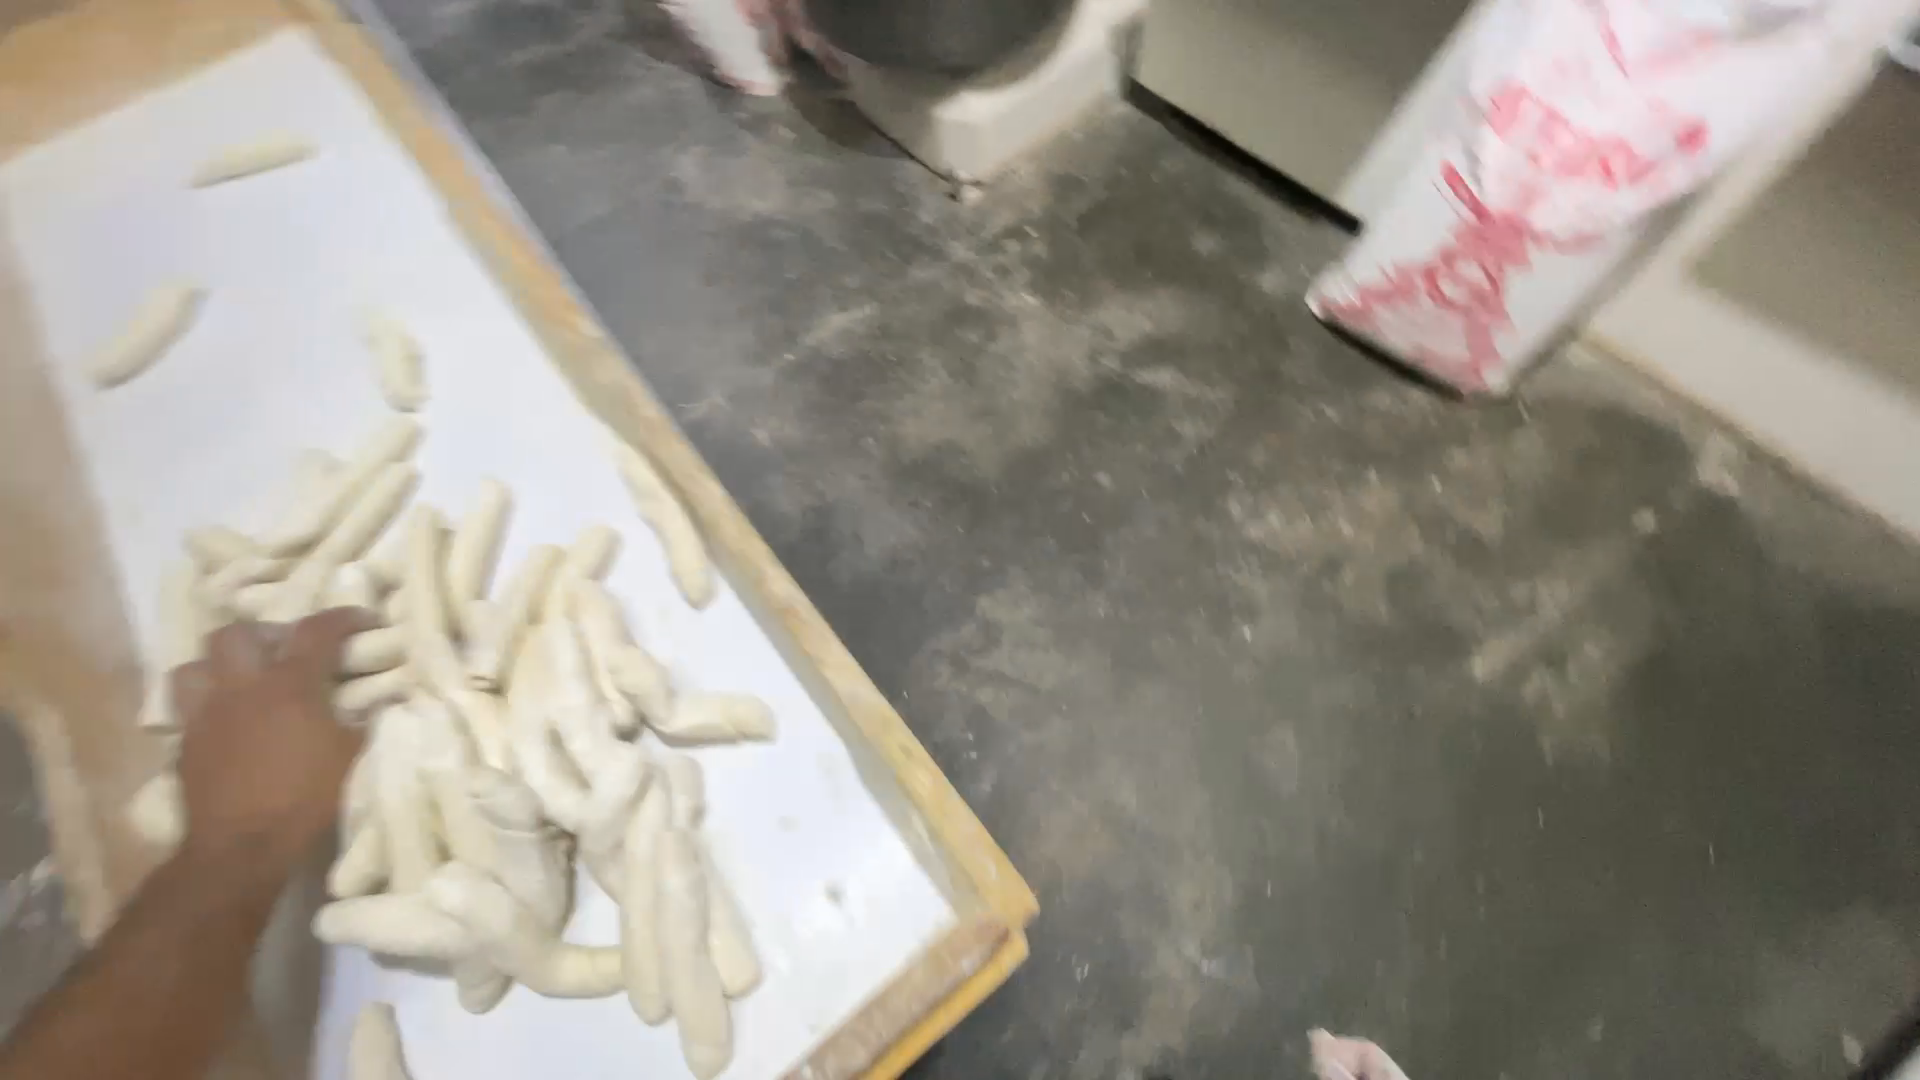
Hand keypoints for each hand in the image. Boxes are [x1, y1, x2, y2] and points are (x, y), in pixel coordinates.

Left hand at [170, 608, 374, 877]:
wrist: (243, 847)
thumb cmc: (310, 794)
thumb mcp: (357, 751)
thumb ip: (367, 715)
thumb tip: (385, 697)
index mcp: (290, 686)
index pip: (316, 631)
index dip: (344, 618)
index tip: (366, 620)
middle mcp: (241, 690)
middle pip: (235, 635)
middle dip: (266, 634)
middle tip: (290, 650)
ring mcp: (205, 717)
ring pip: (194, 666)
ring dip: (222, 665)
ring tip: (249, 679)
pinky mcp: (185, 745)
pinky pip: (189, 708)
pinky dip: (212, 703)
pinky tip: (236, 721)